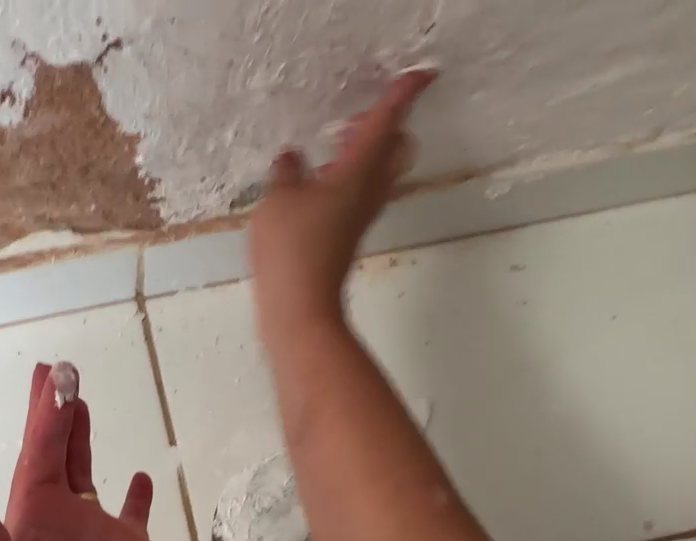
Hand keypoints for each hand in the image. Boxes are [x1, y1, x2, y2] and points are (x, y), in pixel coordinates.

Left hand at [0, 363, 167, 540]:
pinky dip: (135, 497)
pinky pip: (131, 517)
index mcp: (30, 525)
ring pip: (89, 476)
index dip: (42, 415)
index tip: (50, 376)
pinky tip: (138, 479)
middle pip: (58, 455)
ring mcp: (97, 539)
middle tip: (62, 371)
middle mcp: (61, 523)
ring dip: (86, 440)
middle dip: (58, 413)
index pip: (35, 457)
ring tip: (85, 403)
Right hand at [248, 70, 436, 345]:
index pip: (384, 124)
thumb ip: (287, 172)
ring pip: (379, 175)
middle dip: (387, 130)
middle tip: (358, 123)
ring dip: (365, 155)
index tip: (418, 77)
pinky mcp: (346, 238)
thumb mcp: (277, 200)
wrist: (299, 308)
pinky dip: (348, 180)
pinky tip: (318, 186)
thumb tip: (292, 159)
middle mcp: (367, 193)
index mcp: (356, 173)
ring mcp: (359, 218)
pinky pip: (359, 196)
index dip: (401, 97)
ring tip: (334, 148)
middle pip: (397, 151)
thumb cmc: (291, 250)